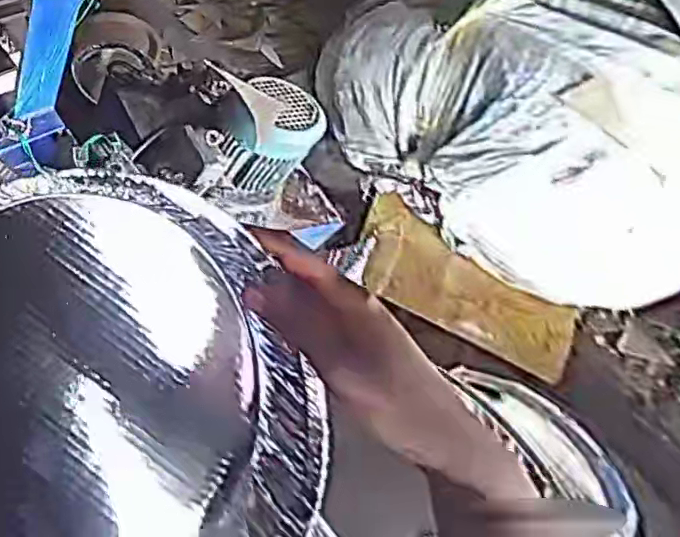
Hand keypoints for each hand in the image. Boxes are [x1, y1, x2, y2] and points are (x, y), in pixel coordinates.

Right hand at [245, 229, 534, 503]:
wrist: (457, 450)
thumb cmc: (406, 409)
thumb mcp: (343, 368)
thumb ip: (297, 326)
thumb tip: (254, 290)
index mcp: (352, 298)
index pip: (297, 253)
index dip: (261, 237)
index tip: (228, 229)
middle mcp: (354, 300)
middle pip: (297, 266)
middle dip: (259, 257)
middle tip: (222, 256)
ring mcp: (356, 318)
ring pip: (303, 287)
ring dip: (271, 282)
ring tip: (236, 283)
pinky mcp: (354, 336)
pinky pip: (310, 307)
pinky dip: (285, 305)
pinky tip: (271, 318)